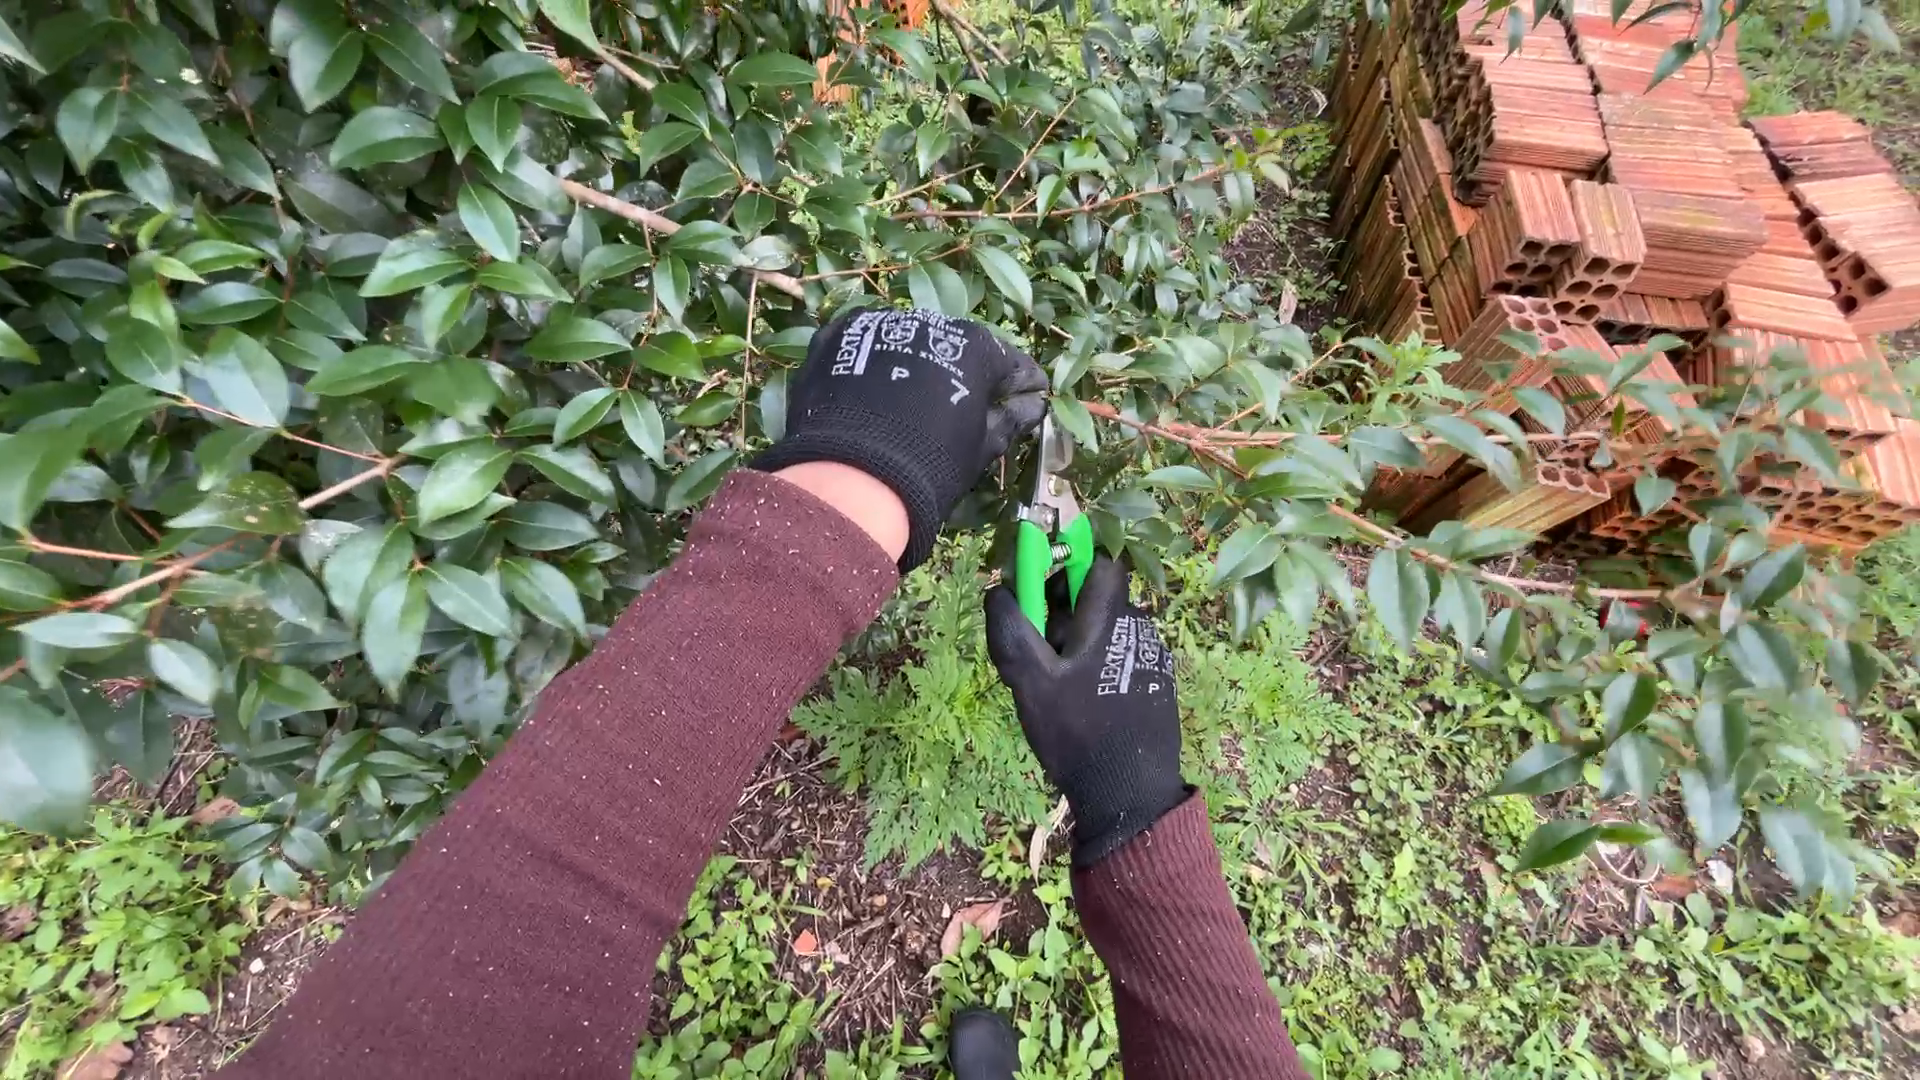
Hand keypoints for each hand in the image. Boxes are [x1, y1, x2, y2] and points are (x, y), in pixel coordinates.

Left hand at [753, 307, 1047, 570]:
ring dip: (917, 364)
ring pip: (909, 342)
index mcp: (976, 347)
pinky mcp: (836, 336)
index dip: (1023, 384)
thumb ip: (1012, 419)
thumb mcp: (982, 446)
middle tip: (966, 404)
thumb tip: (1035, 404)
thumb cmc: (932, 464)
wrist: (854, 478)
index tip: (1030, 396)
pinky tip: (873, 393)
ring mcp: (879, 324)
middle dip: (966, 372)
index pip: (1011, 364)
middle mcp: (931, 322)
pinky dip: (873, 365)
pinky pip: (865, 345)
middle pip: (957, 348)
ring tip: (914, 400)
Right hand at [984, 557, 1187, 865]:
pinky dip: (1096, 665)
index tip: (1040, 596)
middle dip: (1063, 615)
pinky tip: (1082, 702)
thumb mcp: (1029, 680)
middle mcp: (1139, 627)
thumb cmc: (1077, 730)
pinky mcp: (1156, 682)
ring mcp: (1152, 656)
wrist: (1129, 792)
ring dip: (1078, 643)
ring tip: (1057, 685)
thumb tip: (998, 590)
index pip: (1098, 563)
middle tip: (1039, 653)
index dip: (1066, 568)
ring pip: (1105, 630)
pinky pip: (1119, 655)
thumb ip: (1010, 629)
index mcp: (1111, 618)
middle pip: (1096, 599)